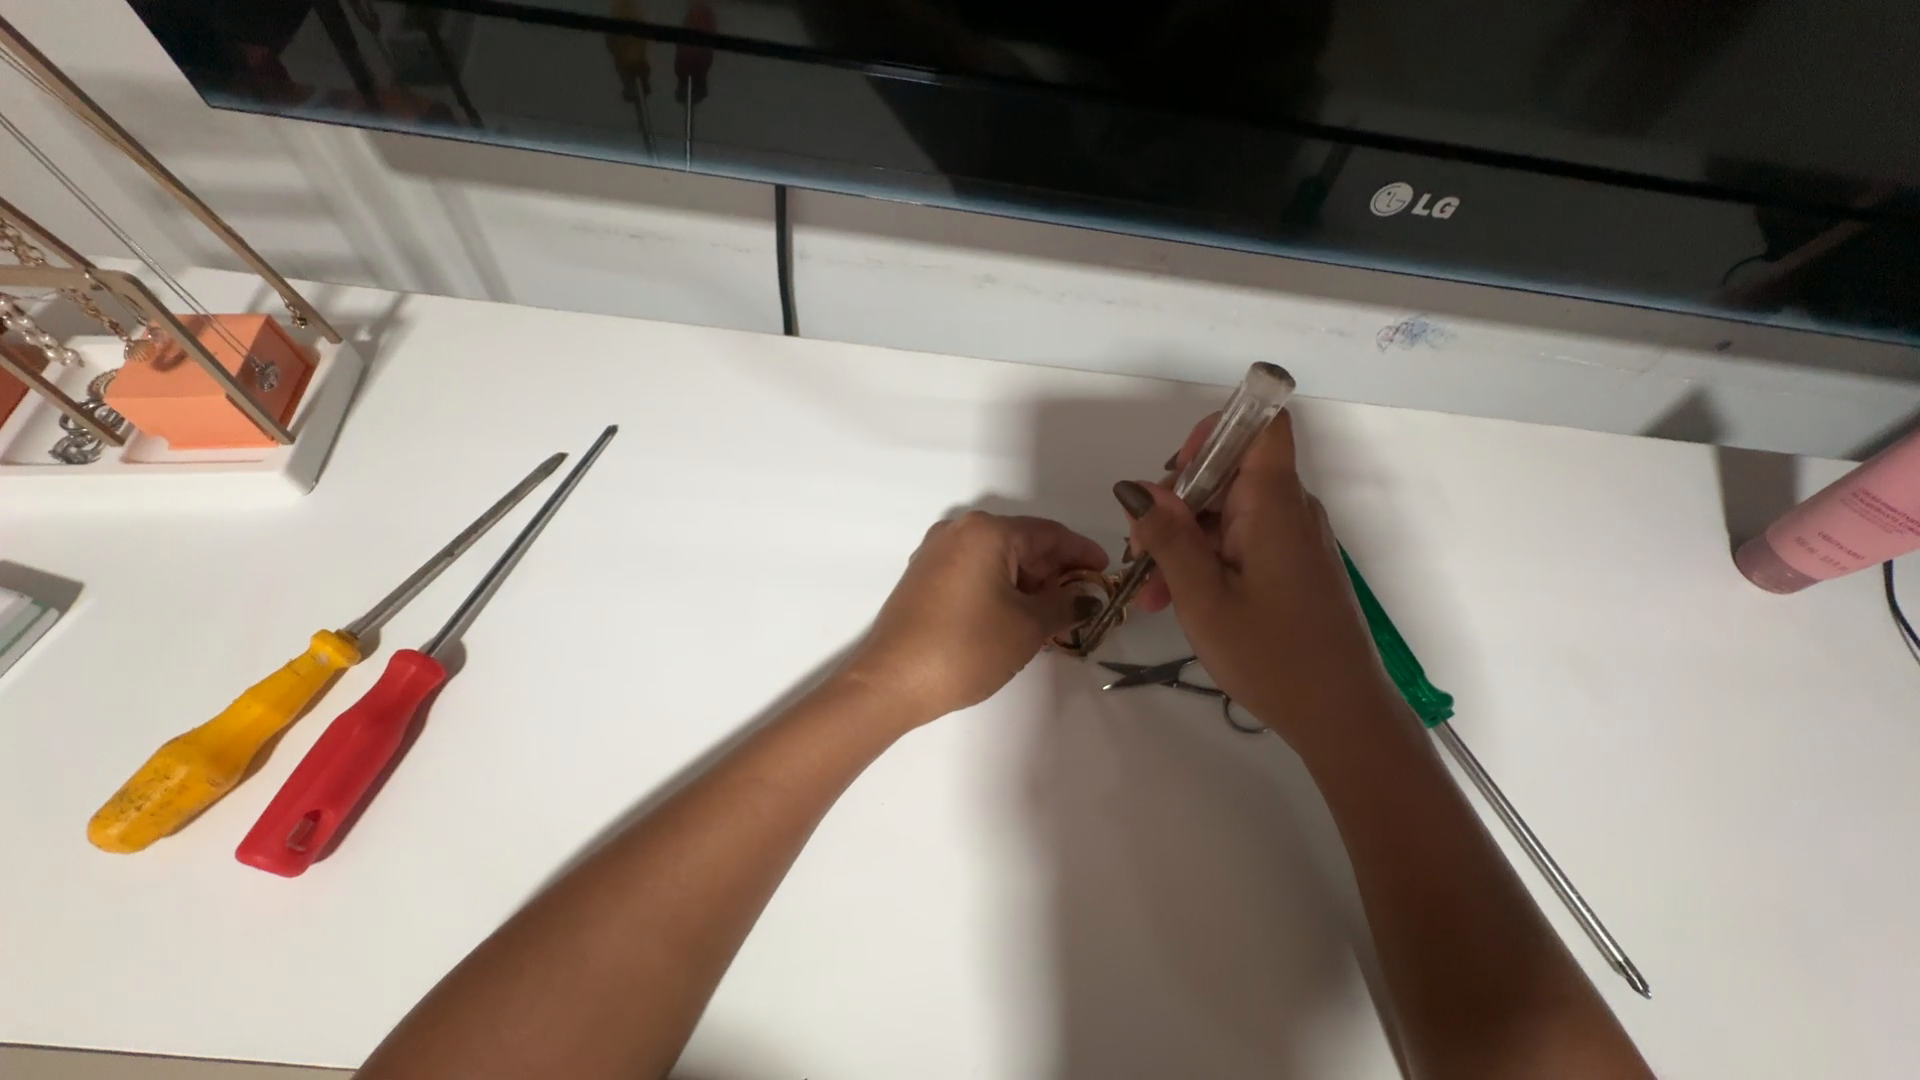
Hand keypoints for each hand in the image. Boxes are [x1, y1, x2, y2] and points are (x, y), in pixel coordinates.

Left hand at [838, 512, 1108, 722]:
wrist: (892, 682)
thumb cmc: (966, 647)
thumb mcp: (1027, 626)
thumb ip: (1065, 604)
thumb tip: (1087, 596)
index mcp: (986, 531)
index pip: (1049, 534)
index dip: (1083, 555)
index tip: (1107, 577)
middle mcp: (958, 532)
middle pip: (1022, 544)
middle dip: (1056, 573)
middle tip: (1084, 604)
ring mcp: (935, 554)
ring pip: (997, 561)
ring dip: (1029, 585)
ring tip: (1055, 618)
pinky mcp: (923, 579)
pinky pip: (975, 574)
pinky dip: (1001, 590)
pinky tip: (1018, 618)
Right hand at [1114, 412, 1408, 743]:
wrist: (1341, 716)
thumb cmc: (1272, 655)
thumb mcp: (1203, 598)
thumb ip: (1168, 537)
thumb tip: (1136, 488)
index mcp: (1276, 504)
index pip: (1261, 424)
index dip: (1216, 430)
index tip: (1176, 472)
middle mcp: (1290, 510)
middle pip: (1230, 470)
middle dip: (1177, 501)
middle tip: (1140, 551)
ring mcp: (1293, 539)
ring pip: (1229, 512)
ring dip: (1184, 539)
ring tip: (1151, 592)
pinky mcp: (1292, 566)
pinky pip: (1242, 541)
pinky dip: (1206, 559)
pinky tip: (1176, 598)